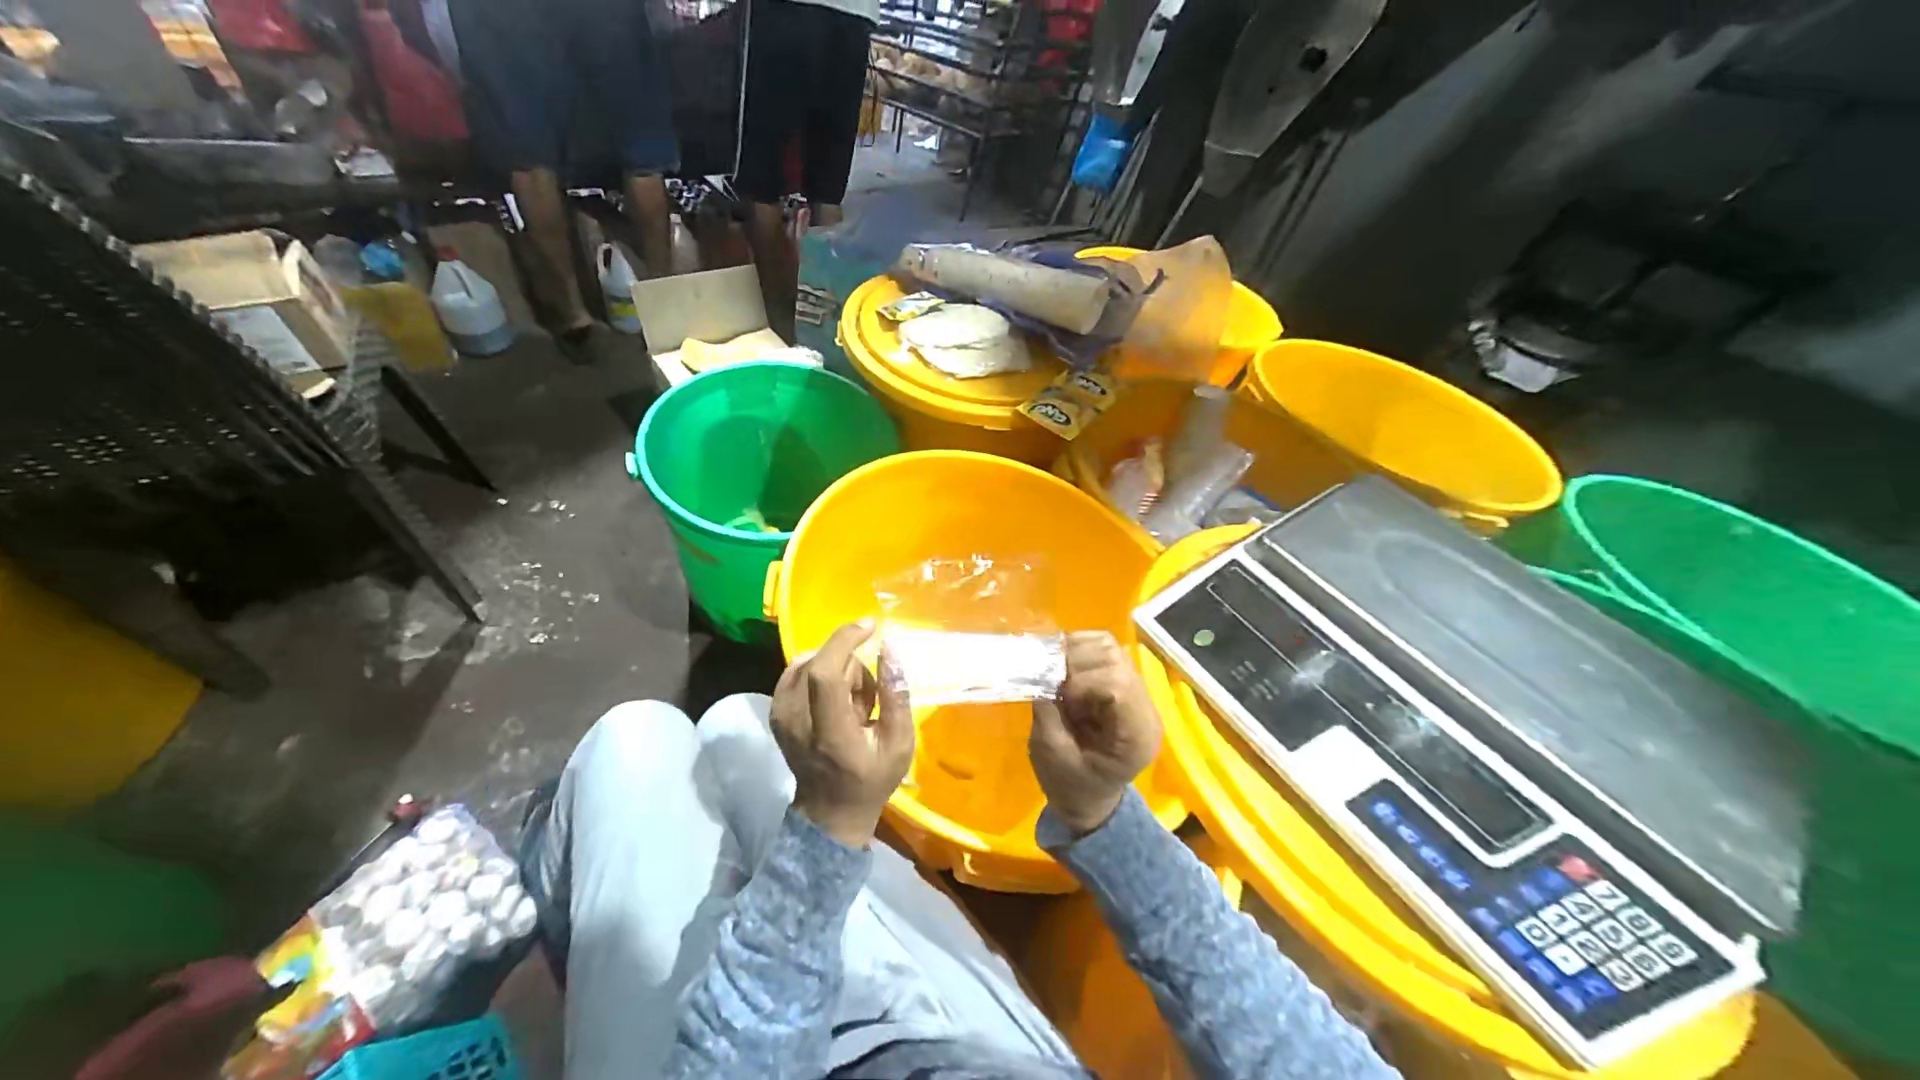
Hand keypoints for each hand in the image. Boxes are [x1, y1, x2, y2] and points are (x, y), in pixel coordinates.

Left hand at [771, 619, 913, 848]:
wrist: (830, 810)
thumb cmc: (871, 778)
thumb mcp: (899, 743)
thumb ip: (896, 694)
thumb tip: (889, 647)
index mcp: (829, 732)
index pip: (825, 673)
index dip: (845, 641)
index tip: (870, 626)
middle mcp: (796, 720)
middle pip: (819, 663)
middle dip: (851, 665)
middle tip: (868, 699)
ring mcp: (780, 715)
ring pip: (809, 661)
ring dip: (836, 670)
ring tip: (851, 703)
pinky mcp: (775, 711)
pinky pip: (796, 669)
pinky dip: (819, 672)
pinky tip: (832, 697)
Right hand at [1030, 630, 1162, 834]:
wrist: (1088, 799)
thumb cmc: (1071, 786)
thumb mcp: (1053, 759)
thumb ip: (1048, 718)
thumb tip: (1038, 676)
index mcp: (1136, 735)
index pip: (1118, 686)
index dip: (1082, 681)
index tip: (1058, 696)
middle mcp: (1144, 707)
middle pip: (1116, 660)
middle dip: (1076, 663)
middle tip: (1051, 680)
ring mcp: (1135, 691)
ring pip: (1110, 647)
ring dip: (1076, 652)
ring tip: (1056, 673)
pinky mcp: (1121, 680)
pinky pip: (1102, 648)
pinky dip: (1078, 648)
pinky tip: (1062, 668)